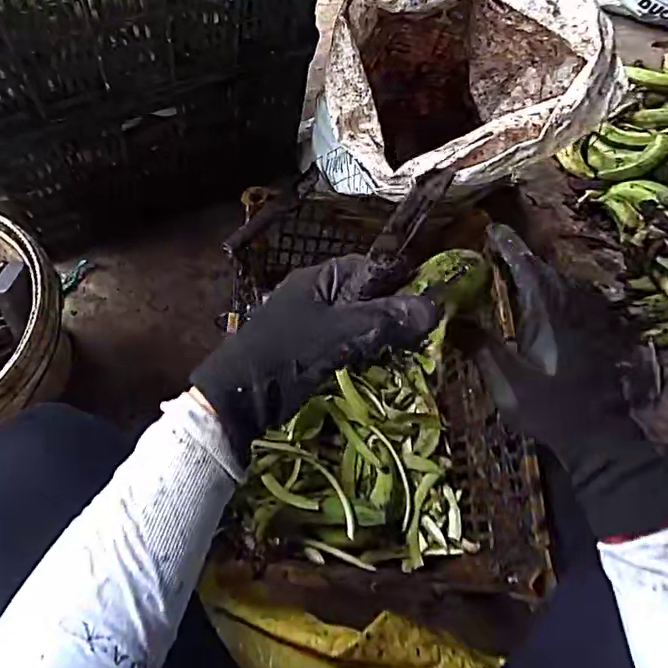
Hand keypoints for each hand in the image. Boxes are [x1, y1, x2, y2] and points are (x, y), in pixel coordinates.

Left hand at [192, 255, 439, 463]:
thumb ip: (384, 320)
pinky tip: (379, 368)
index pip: (372, 268)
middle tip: (421, 336)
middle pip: (367, 295)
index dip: (401, 283)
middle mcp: (315, 292)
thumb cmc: (285, 356)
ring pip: (358, 321)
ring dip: (380, 336)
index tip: (430, 306)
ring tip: (406, 354)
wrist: (234, 400)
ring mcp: (309, 321)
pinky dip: (363, 352)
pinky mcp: (307, 348)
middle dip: (393, 313)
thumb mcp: (338, 335)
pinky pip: (345, 342)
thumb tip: (433, 307)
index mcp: (320, 277)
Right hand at [477, 224, 667, 538]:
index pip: (526, 268)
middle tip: (494, 246)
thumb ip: (480, 347)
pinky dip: (545, 291)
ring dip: (533, 272)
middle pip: (543, 271)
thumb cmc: (551, 410)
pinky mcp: (588, 337)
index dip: (509, 246)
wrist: (600, 441)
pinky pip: (563, 300)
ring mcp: (581, 322)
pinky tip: (533, 301)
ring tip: (509, 267)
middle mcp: (567, 309)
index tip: (492, 229)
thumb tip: (451, 318)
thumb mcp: (507, 382)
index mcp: (547, 313)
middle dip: (519, 255)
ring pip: (556, 285)